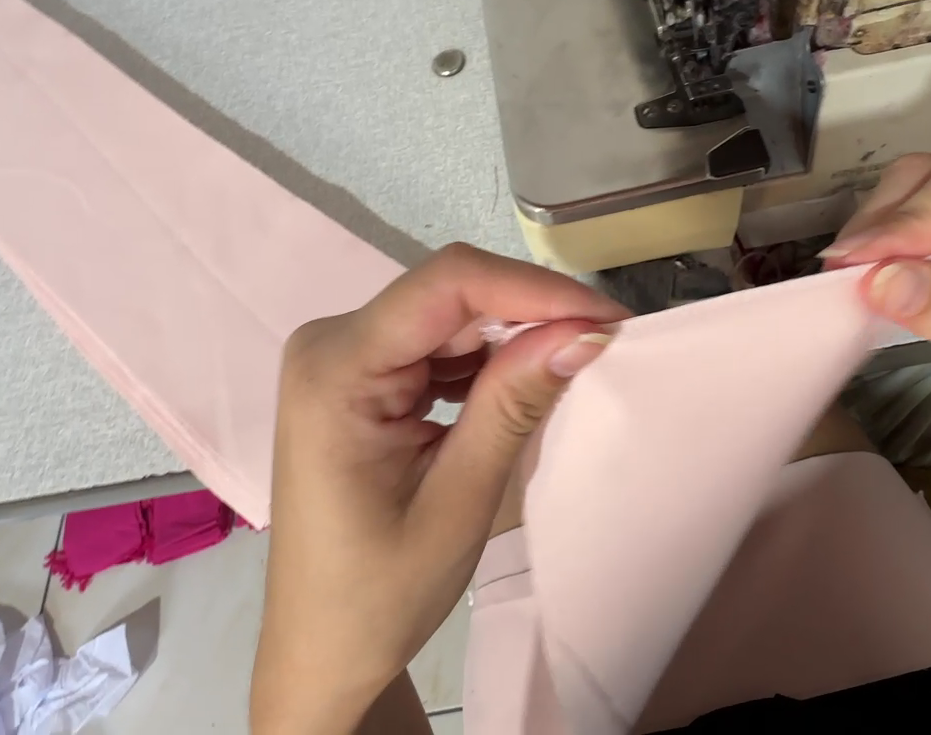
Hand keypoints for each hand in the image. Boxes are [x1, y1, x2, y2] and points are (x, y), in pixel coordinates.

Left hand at [250, 243, 626, 732]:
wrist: (324, 646)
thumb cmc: (381, 591)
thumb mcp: (459, 498)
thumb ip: (516, 403)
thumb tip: (585, 332)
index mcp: (336, 369)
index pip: (447, 285)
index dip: (534, 288)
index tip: (606, 317)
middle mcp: (332, 342)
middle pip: (449, 294)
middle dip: (532, 310)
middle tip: (606, 340)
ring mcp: (344, 355)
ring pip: (449, 314)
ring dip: (515, 333)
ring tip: (575, 360)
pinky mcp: (363, 373)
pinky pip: (437, 342)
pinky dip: (487, 358)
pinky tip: (523, 381)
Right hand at [824, 142, 930, 491]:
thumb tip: (881, 279)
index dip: (923, 213)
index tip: (867, 262)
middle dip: (891, 218)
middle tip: (846, 271)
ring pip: (919, 193)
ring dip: (878, 231)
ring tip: (850, 278)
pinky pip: (912, 232)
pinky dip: (881, 252)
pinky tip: (865, 283)